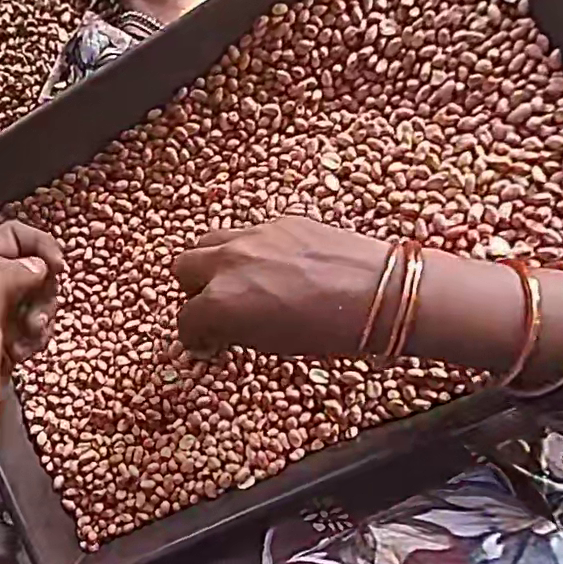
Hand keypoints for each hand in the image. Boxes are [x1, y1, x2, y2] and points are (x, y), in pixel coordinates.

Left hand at [0, 221, 65, 434]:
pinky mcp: (10, 337)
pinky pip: (38, 325)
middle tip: (35, 317)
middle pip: (34, 267)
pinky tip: (21, 355)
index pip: (13, 235)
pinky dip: (37, 339)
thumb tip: (40, 266)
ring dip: (42, 319)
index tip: (57, 268)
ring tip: (25, 341)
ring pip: (40, 298)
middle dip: (45, 291)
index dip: (40, 245)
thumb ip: (7, 277)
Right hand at [172, 217, 391, 356]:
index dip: (193, 333)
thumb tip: (216, 329)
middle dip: (193, 289)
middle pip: (183, 267)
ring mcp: (253, 235)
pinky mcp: (280, 220)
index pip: (186, 317)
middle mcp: (228, 262)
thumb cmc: (326, 331)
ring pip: (208, 241)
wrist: (378, 293)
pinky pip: (248, 232)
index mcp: (220, 300)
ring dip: (212, 262)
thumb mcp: (269, 343)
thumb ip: (232, 330)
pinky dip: (249, 249)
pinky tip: (275, 265)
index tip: (204, 340)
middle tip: (214, 305)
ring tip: (236, 280)